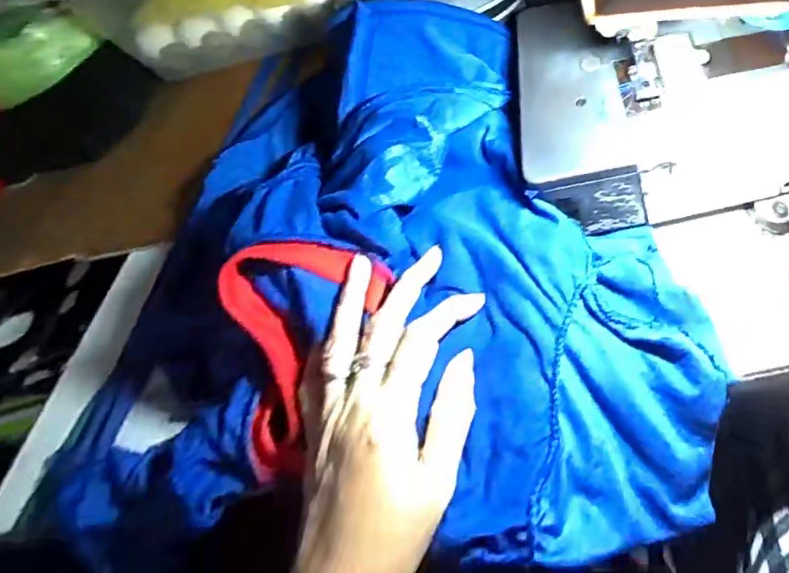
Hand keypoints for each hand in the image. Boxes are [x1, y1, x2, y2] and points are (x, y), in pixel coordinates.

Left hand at [295, 248, 482, 572]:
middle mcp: (351, 405)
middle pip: (377, 331)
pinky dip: (326, 340)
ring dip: (352, 300)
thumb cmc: (398, 532)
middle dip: (407, 287)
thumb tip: (462, 357)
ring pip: (337, 343)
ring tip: (362, 264)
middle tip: (431, 255)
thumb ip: (452, 413)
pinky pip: (315, 373)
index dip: (448, 312)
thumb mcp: (438, 479)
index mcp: (387, 415)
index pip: (418, 342)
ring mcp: (325, 415)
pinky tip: (335, 324)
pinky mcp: (312, 429)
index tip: (476, 300)